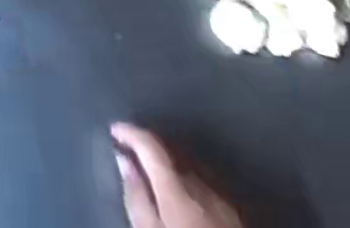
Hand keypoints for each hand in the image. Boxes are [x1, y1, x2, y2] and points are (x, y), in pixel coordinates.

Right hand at [111, 122, 244, 227]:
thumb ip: (135, 194)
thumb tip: (123, 159)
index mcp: (176, 189)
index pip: (151, 145)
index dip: (130, 132)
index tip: (113, 130)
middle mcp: (202, 187)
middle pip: (171, 157)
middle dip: (148, 153)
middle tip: (130, 157)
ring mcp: (223, 203)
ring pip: (189, 173)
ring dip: (169, 171)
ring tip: (154, 183)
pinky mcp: (236, 218)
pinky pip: (204, 190)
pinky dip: (187, 188)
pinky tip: (182, 205)